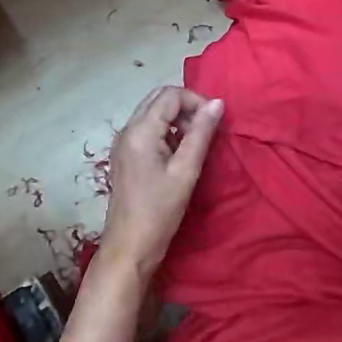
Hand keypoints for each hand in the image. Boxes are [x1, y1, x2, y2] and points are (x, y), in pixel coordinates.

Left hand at [100, 86, 223, 278]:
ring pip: (153, 112)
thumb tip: (218, 103)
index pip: (171, 95)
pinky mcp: (125, 155)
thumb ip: (202, 133)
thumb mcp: (186, 170)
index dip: (196, 101)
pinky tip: (179, 153)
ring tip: (195, 143)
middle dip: (186, 106)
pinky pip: (148, 128)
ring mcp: (123, 142)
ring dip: (177, 118)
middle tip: (205, 130)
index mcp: (140, 131)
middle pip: (159, 98)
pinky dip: (167, 131)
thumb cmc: (160, 210)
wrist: (130, 246)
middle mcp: (127, 130)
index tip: (214, 122)